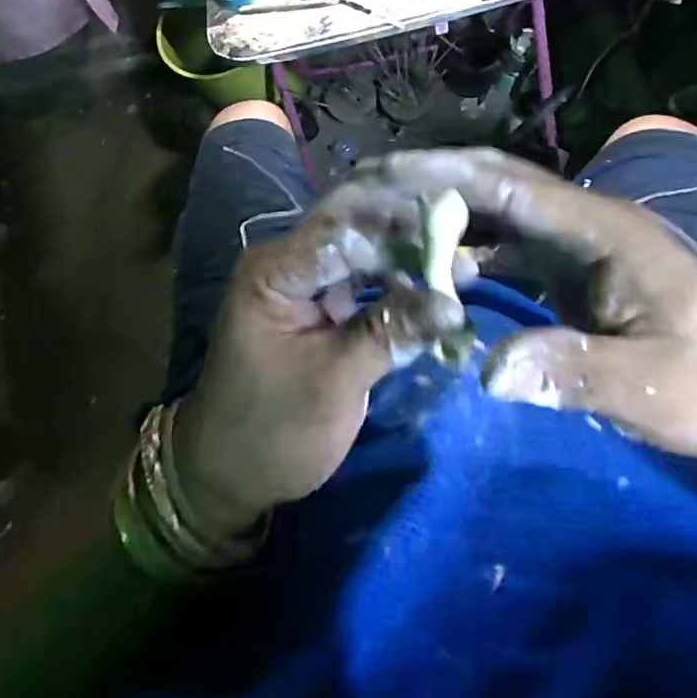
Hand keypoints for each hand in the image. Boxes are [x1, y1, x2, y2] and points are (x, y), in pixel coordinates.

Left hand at [170, 189, 464, 538]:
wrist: (229, 468)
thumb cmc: (271, 430)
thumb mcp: (333, 383)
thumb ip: (387, 335)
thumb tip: (453, 305)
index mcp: (273, 271)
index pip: (340, 230)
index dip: (398, 229)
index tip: (456, 229)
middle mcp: (285, 263)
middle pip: (351, 231)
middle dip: (407, 235)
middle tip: (467, 243)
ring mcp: (301, 282)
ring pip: (362, 253)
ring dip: (407, 258)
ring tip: (464, 268)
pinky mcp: (318, 305)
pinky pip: (362, 282)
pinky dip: (396, 285)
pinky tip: (435, 290)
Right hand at [368, 149, 696, 463]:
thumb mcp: (653, 389)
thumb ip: (574, 372)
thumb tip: (489, 371)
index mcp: (605, 230)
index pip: (512, 186)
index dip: (447, 176)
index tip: (387, 173)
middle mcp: (586, 222)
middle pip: (498, 184)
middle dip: (436, 179)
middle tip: (373, 183)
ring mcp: (579, 243)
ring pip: (498, 211)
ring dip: (447, 211)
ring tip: (389, 218)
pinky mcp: (572, 268)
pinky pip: (506, 244)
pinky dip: (466, 248)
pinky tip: (436, 266)